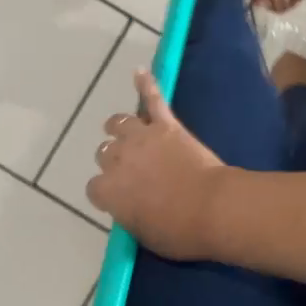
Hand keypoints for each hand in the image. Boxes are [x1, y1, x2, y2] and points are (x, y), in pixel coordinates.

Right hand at [86, 69, 228, 260]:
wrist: (211, 207)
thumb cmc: (179, 231)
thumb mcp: (143, 233)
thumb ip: (128, 212)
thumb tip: (127, 203)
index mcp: (110, 191)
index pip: (94, 187)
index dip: (105, 191)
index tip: (116, 197)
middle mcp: (120, 159)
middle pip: (104, 152)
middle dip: (112, 159)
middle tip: (127, 168)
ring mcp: (143, 137)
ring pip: (120, 123)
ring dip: (119, 127)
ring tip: (122, 128)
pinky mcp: (166, 124)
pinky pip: (153, 99)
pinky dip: (147, 84)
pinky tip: (139, 72)